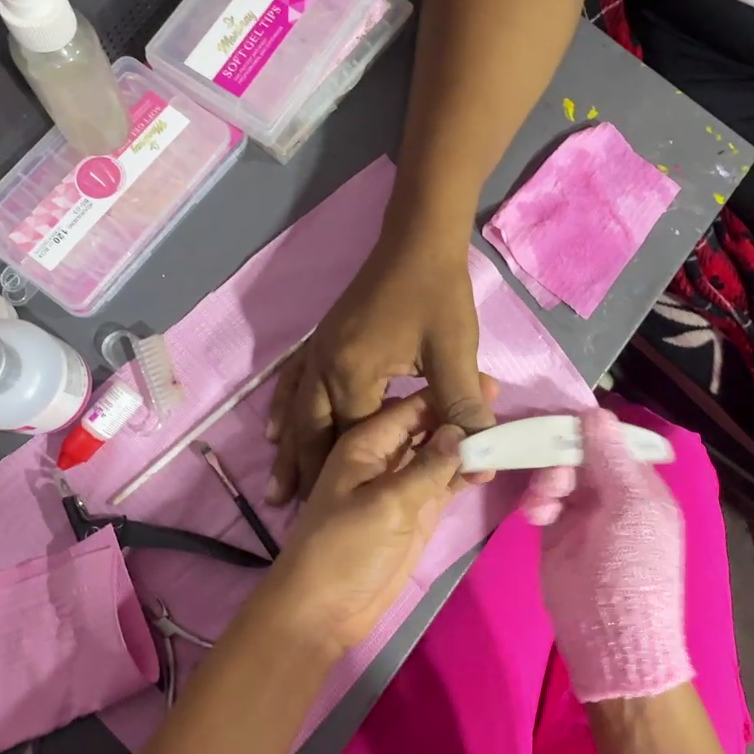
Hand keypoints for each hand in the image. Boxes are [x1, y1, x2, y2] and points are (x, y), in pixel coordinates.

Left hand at [259, 376, 498, 653]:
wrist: (324, 610)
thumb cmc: (345, 548)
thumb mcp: (387, 503)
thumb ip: (426, 466)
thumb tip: (461, 429)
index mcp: (366, 442)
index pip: (414, 406)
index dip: (450, 393)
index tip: (491, 385)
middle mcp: (384, 456)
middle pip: (429, 426)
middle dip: (462, 415)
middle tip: (505, 404)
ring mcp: (401, 485)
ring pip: (440, 454)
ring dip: (468, 446)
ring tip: (507, 435)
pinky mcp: (415, 512)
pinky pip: (443, 482)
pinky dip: (464, 475)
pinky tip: (490, 469)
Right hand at [267, 237, 494, 502]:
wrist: (418, 238)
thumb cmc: (437, 294)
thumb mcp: (454, 352)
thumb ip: (462, 406)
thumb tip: (478, 456)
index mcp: (354, 374)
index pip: (353, 439)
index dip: (357, 475)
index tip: (351, 514)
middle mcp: (324, 367)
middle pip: (311, 431)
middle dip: (305, 473)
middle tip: (295, 512)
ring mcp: (318, 351)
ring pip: (295, 411)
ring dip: (288, 450)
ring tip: (276, 487)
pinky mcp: (322, 339)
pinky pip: (292, 382)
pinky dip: (283, 410)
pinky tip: (275, 428)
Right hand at [537, 409, 692, 701]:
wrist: (612, 639)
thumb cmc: (633, 571)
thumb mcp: (631, 508)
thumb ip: (610, 457)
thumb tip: (595, 411)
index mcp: (640, 485)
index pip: (610, 440)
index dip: (584, 429)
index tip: (554, 419)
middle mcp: (612, 493)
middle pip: (578, 453)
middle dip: (559, 456)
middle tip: (551, 477)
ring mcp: (582, 513)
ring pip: (556, 474)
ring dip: (545, 480)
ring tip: (541, 504)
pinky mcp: (556, 532)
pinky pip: (541, 500)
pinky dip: (536, 501)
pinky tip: (534, 515)